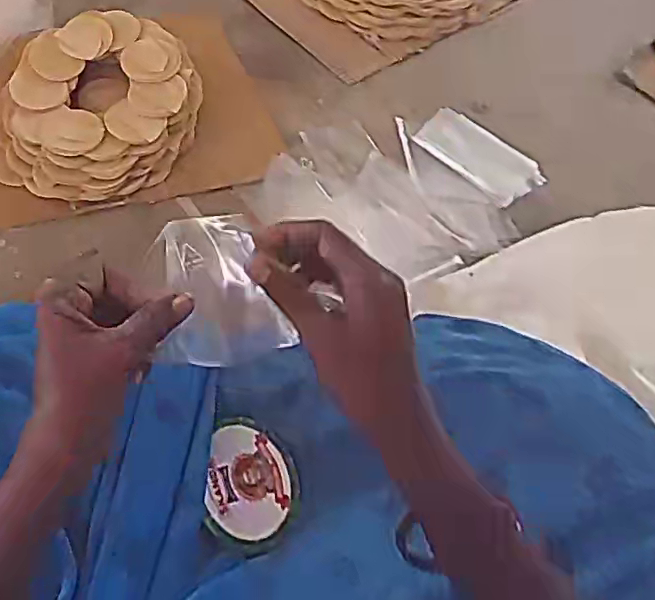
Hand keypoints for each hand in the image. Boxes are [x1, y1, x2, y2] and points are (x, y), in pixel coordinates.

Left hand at [30, 273, 193, 462]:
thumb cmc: (86, 393)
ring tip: (149, 357)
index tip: (160, 310)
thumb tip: (186, 298)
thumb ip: (155, 320)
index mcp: (60, 297)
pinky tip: (141, 370)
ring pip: (117, 315)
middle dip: (139, 315)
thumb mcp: (123, 351)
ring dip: (139, 333)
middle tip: (162, 335)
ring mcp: (72, 331)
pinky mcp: (84, 354)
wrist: (63, 451)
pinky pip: (115, 335)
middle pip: (112, 292)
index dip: (133, 289)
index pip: (105, 272)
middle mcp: (62, 307)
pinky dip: (132, 347)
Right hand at [248, 220, 426, 439]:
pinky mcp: (380, 306)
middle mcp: (379, 276)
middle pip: (332, 244)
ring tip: (273, 273)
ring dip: (305, 261)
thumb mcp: (317, 333)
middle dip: (294, 246)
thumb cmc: (358, 379)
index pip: (325, 235)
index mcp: (368, 277)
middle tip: (260, 258)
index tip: (258, 244)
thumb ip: (286, 292)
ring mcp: (383, 291)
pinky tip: (298, 291)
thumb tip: (255, 262)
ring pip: (338, 260)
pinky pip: (345, 279)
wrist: (399, 422)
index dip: (288, 233)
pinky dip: (319, 278)